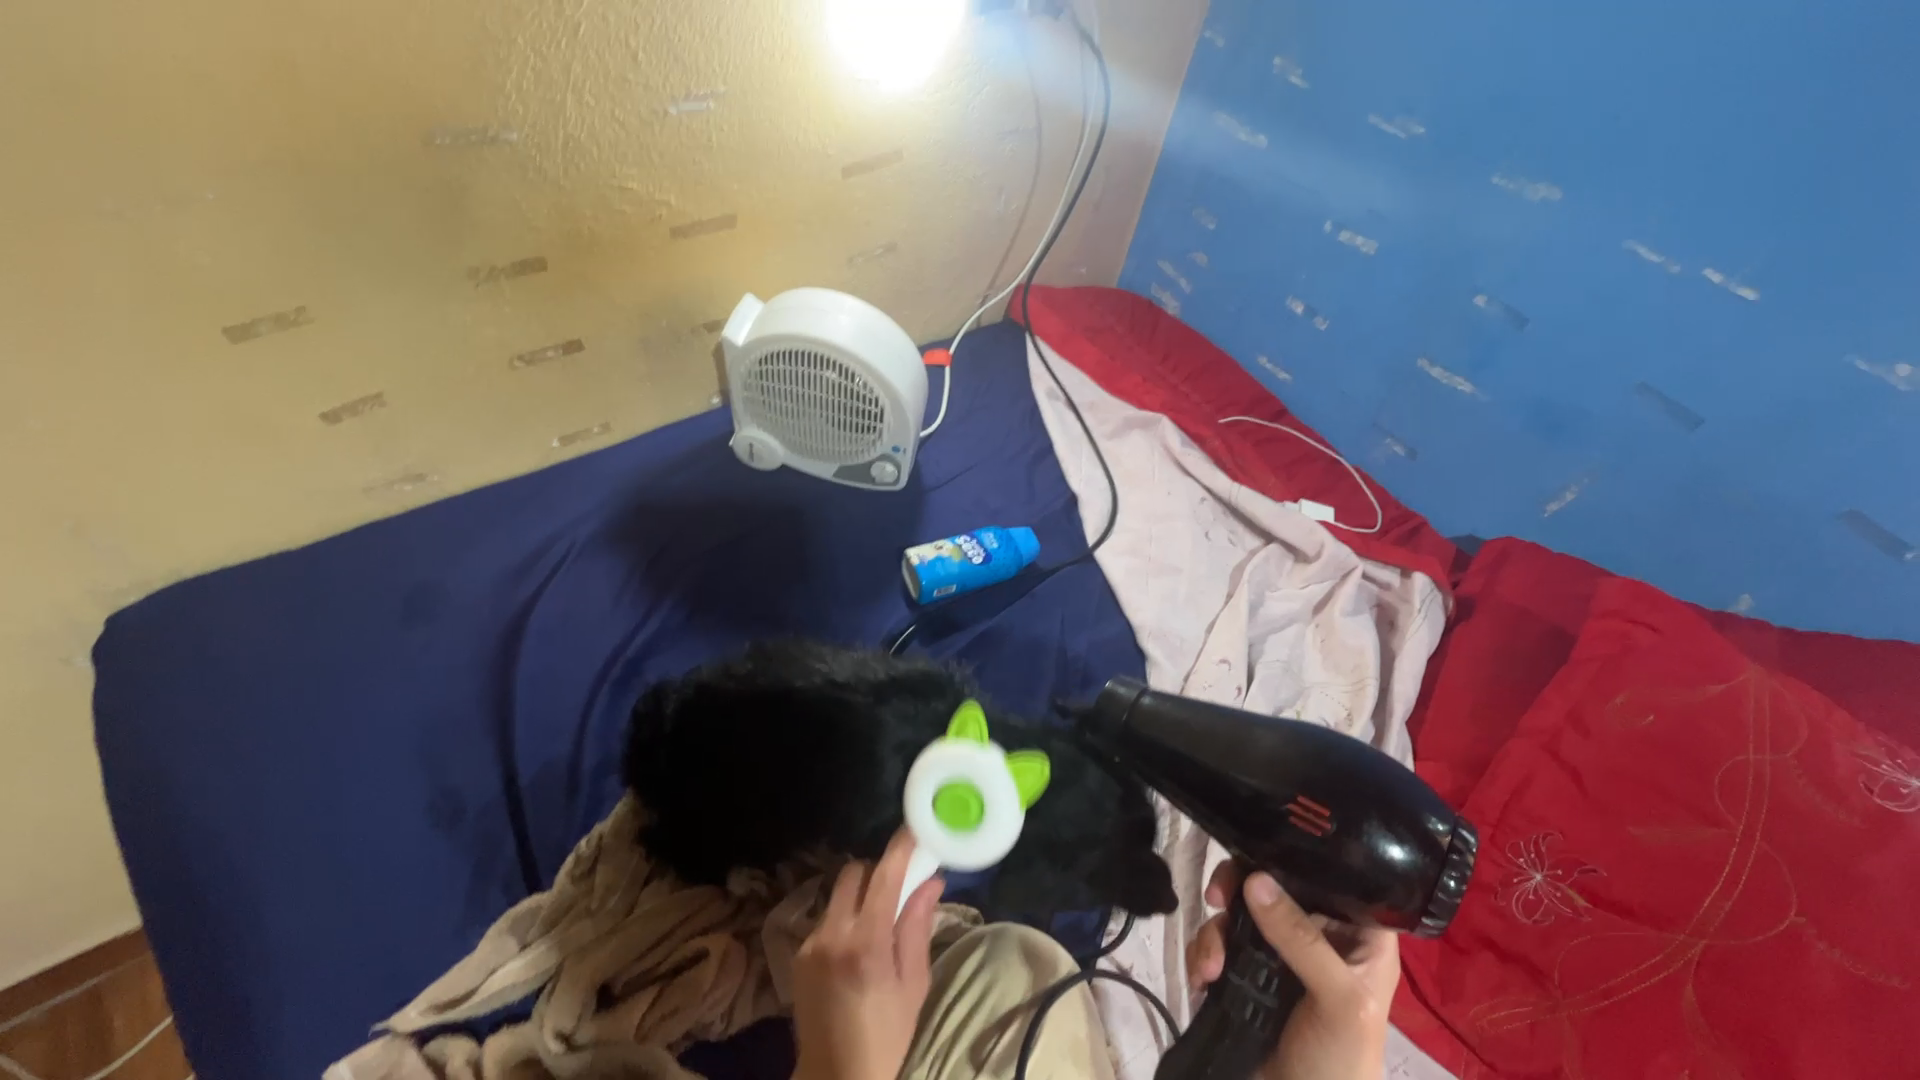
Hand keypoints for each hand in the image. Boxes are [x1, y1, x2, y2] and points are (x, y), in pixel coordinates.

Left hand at [792, 829, 944, 1079]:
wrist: (835, 1077)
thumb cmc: (887, 1035)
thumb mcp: (914, 983)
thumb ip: (917, 926)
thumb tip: (931, 881)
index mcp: (867, 942)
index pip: (884, 876)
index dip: (901, 848)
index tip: (915, 830)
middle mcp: (832, 933)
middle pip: (854, 873)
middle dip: (878, 870)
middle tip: (901, 884)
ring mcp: (810, 942)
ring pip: (838, 893)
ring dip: (861, 894)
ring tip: (879, 918)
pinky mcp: (798, 952)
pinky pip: (826, 916)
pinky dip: (845, 916)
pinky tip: (858, 942)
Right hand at [1186, 862, 1398, 1079]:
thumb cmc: (1342, 1063)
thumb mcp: (1340, 1002)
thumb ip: (1301, 938)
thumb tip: (1255, 879)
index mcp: (1358, 936)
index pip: (1328, 875)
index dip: (1292, 857)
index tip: (1255, 859)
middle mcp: (1318, 936)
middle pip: (1271, 885)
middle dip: (1237, 889)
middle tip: (1216, 898)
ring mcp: (1277, 956)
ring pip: (1237, 914)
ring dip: (1215, 933)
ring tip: (1209, 968)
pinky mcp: (1244, 975)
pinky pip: (1217, 943)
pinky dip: (1203, 954)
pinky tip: (1202, 980)